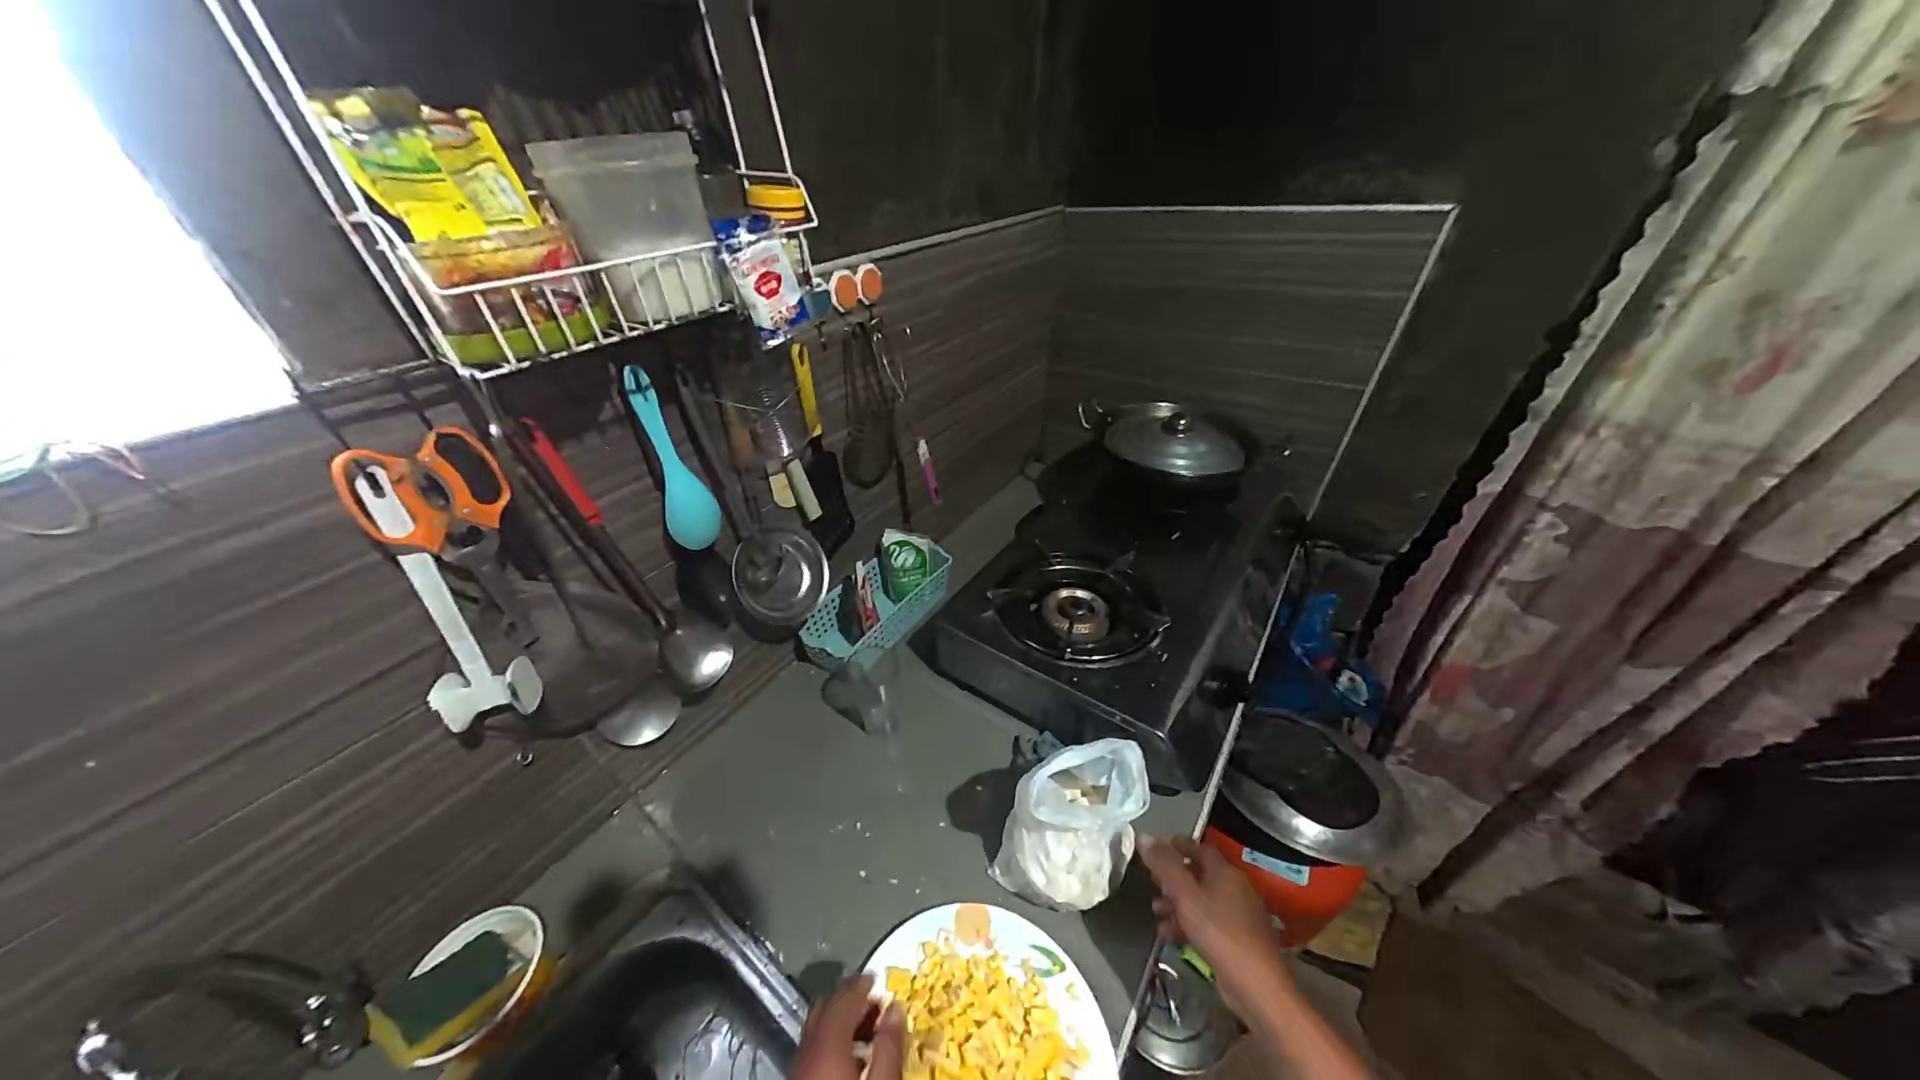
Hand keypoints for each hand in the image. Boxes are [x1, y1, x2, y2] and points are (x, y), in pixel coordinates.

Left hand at [793, 975, 905, 1079]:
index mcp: (828, 1041)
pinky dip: (830, 1036)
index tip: (877, 978)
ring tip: (866, 1026)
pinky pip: (812, 1044)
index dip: (862, 984)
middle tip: (875, 1001)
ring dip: (840, 1017)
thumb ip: (889, 1045)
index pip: (844, 998)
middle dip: (851, 999)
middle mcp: (808, 1046)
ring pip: (817, 1025)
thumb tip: (895, 1008)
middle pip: (827, 1007)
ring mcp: (798, 1064)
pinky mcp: (797, 1076)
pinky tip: (848, 1052)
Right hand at [1138, 834, 1291, 1011]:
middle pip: (1197, 874)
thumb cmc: (1219, 932)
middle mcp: (1234, 888)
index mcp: (1225, 871)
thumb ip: (1164, 865)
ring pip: (1200, 900)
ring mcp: (1237, 915)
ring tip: (1156, 911)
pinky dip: (1187, 923)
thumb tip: (1144, 836)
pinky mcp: (1236, 939)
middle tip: (1151, 882)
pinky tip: (1168, 934)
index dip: (1174, 845)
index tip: (1152, 849)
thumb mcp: (1185, 894)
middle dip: (1171, 878)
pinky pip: (1206, 922)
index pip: (1197, 847)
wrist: (1256, 985)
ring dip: (1175, 903)